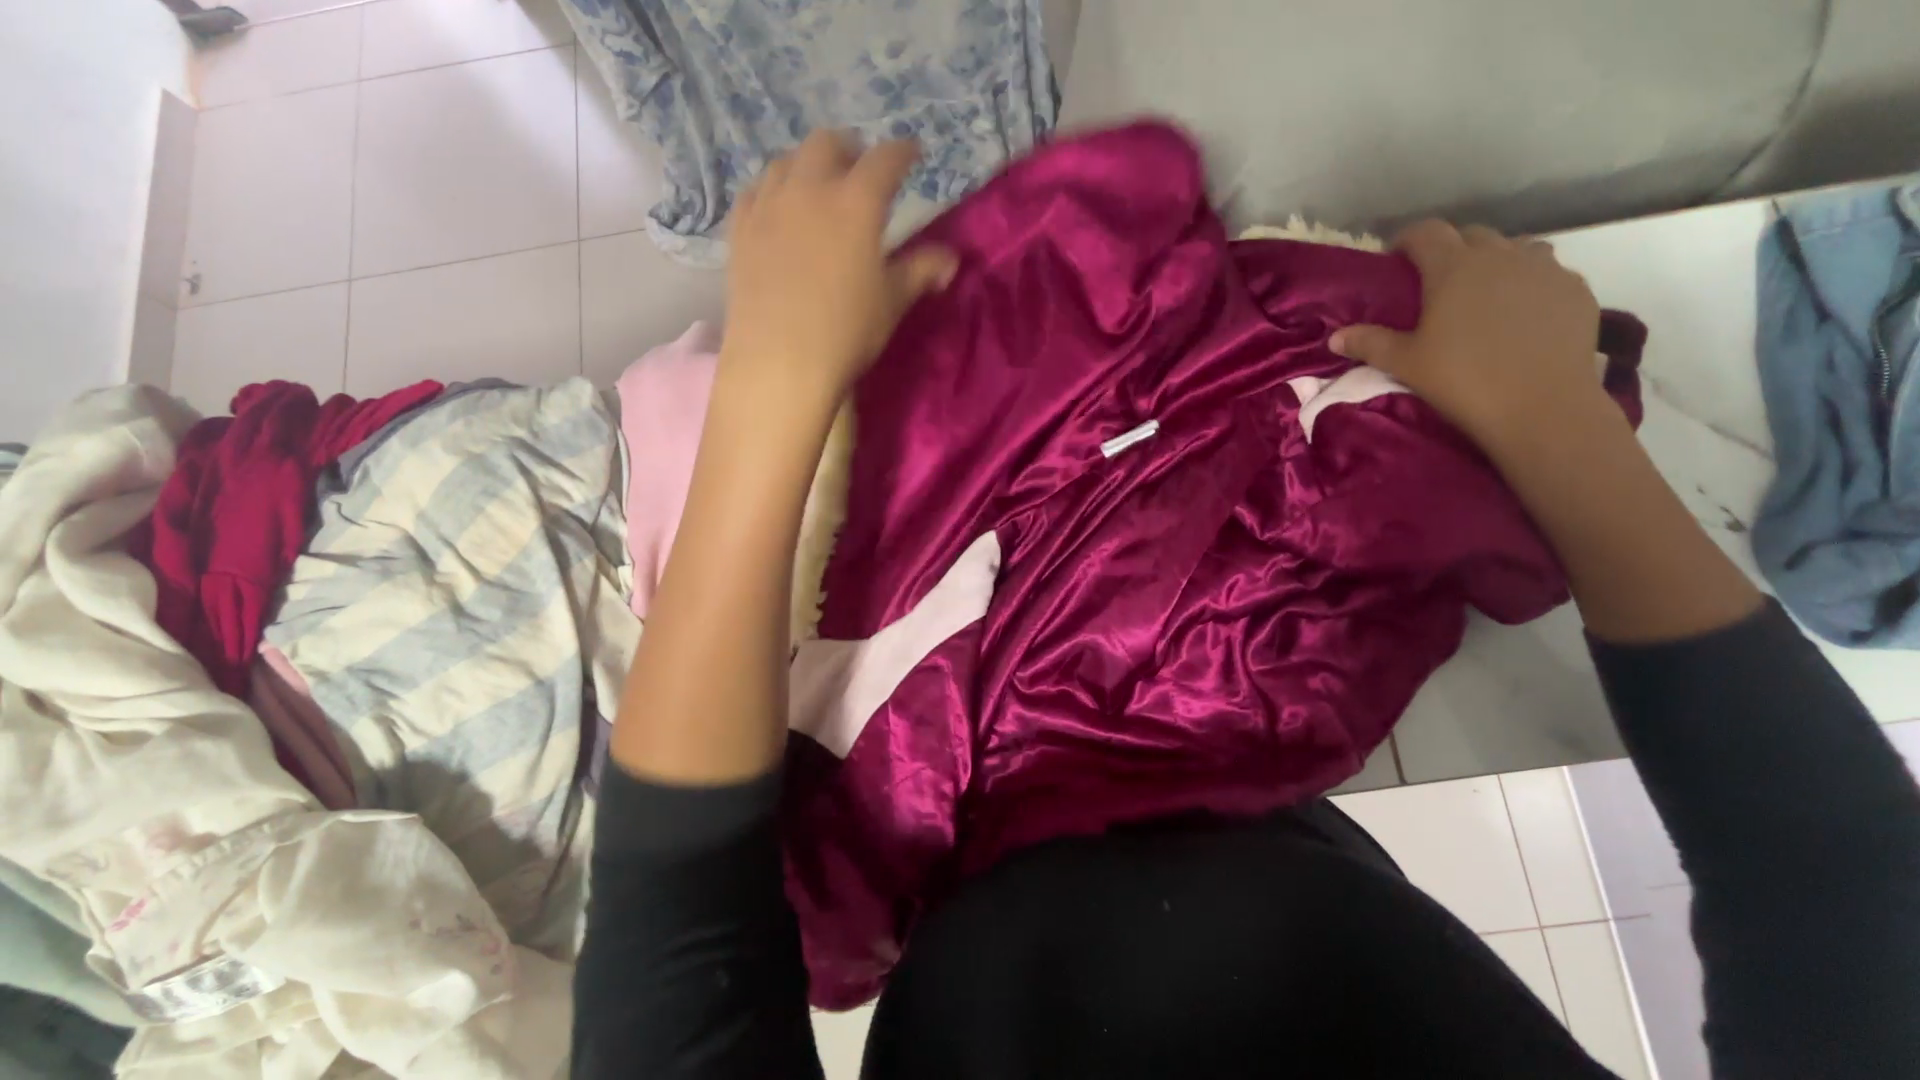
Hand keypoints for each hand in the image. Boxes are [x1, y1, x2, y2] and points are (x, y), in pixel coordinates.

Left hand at [721, 131, 957, 401]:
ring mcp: (768, 206)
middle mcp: (810, 189)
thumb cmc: (846, 332)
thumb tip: (949, 259)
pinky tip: (778, 207)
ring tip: (817, 185)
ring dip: (806, 164)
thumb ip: (920, 271)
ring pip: (785, 161)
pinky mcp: (740, 230)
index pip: (885, 159)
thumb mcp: (892, 302)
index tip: (912, 154)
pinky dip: (772, 189)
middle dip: (848, 149)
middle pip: (827, 143)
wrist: (779, 363)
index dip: (902, 152)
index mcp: (857, 202)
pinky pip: (754, 191)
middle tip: (859, 168)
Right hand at [1330, 220, 1603, 449]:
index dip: (1407, 240)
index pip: (1426, 232)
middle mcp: (1500, 255)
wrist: (1542, 408)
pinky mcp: (1576, 290)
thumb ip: (1369, 343)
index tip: (1396, 259)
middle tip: (1438, 282)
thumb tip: (1336, 336)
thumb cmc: (1462, 381)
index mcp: (1453, 267)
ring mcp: (1545, 269)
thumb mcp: (1405, 364)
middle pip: (1472, 235)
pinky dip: (1531, 284)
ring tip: (1486, 293)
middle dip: (1451, 250)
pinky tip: (1524, 315)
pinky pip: (1549, 273)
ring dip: (1497, 261)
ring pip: (1517, 248)